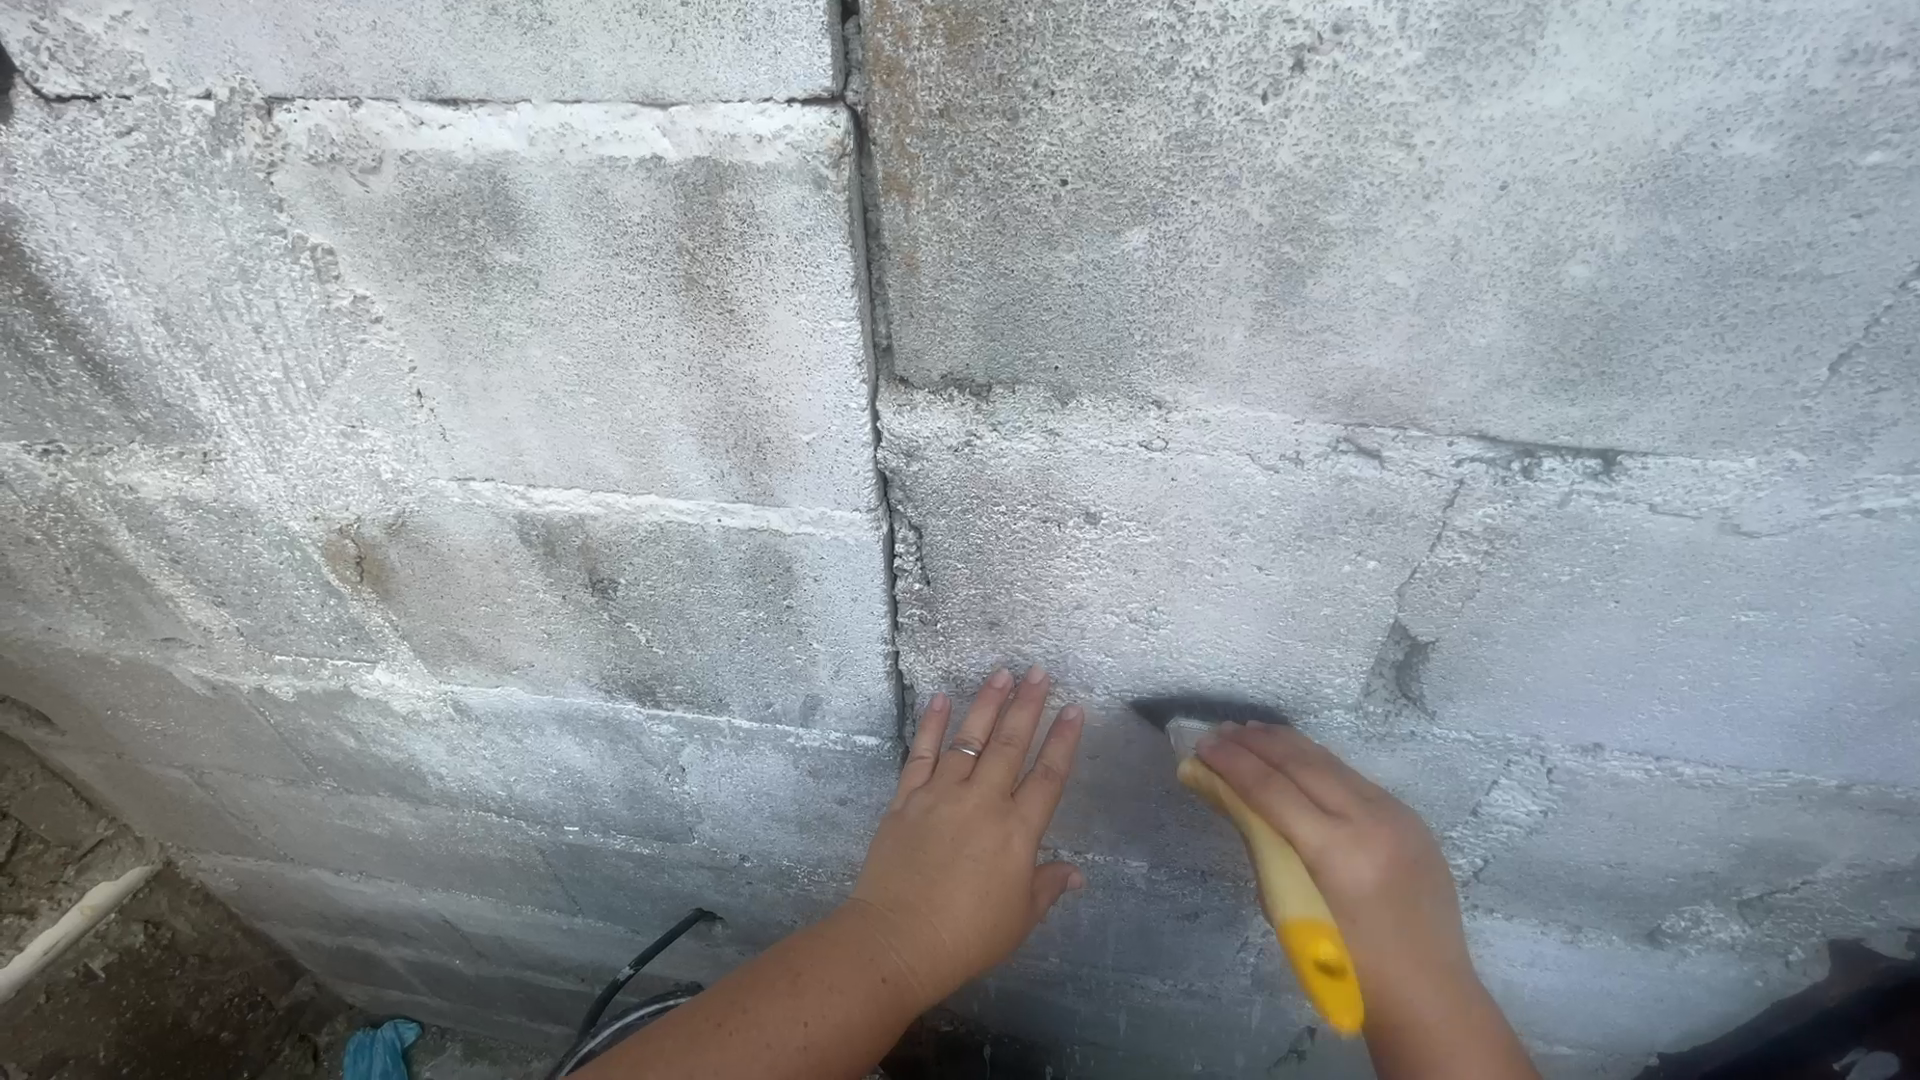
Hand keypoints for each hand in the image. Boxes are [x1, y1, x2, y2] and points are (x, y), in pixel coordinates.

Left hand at [844, 667, 1086, 1006]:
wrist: (897, 939)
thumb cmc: (966, 937)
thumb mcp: (1020, 919)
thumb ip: (1047, 887)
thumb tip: (1077, 873)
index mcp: (1017, 831)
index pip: (1048, 776)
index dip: (1063, 741)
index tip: (1074, 708)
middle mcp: (982, 802)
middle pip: (1010, 744)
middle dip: (1028, 705)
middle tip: (1039, 672)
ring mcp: (941, 794)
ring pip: (969, 739)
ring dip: (986, 703)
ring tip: (1002, 673)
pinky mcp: (907, 798)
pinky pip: (921, 753)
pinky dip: (931, 724)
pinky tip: (941, 699)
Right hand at [1194, 722, 1475, 1004]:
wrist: (1428, 995)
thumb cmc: (1344, 965)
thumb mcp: (1286, 904)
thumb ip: (1258, 839)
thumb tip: (1223, 792)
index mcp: (1339, 852)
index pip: (1272, 789)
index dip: (1232, 763)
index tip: (1201, 745)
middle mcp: (1371, 821)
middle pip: (1300, 763)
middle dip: (1254, 744)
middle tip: (1218, 732)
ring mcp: (1396, 814)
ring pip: (1328, 760)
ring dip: (1284, 743)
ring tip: (1248, 731)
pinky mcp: (1407, 816)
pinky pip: (1350, 776)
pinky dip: (1312, 760)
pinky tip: (1290, 755)